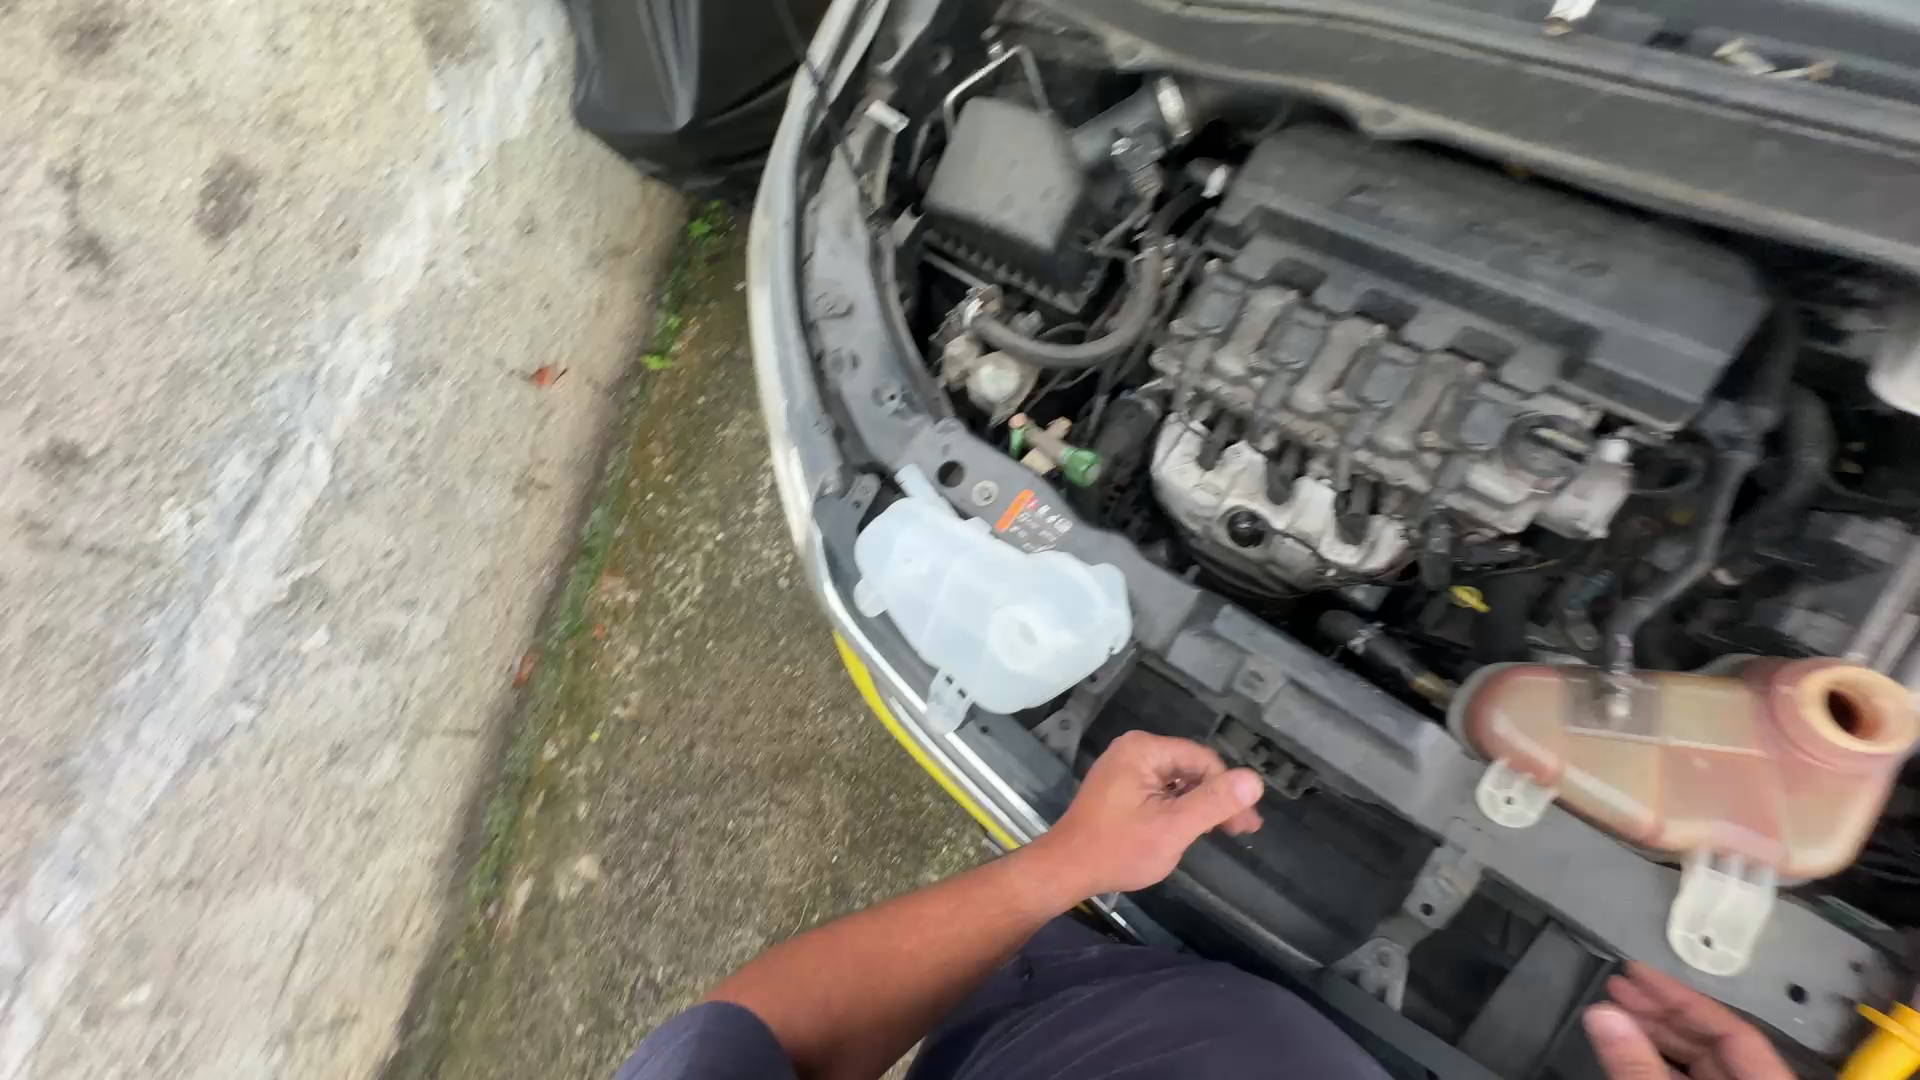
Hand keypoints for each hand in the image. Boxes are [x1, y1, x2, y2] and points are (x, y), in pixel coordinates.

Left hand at [1027, 731, 1263, 900]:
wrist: (1069, 867)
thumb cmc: (1119, 848)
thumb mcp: (1173, 827)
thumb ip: (1213, 802)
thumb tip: (1255, 779)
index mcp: (1144, 749)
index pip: (1203, 760)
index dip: (1229, 790)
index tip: (1247, 824)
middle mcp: (1134, 748)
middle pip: (1190, 767)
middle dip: (1217, 797)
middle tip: (1242, 831)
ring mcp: (1126, 765)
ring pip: (1178, 779)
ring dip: (1200, 803)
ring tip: (1224, 832)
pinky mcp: (1122, 784)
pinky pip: (1161, 787)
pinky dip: (1179, 806)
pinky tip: (1193, 826)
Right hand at [1584, 963, 1793, 1079]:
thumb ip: (1639, 1066)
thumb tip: (1600, 1010)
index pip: (1736, 1033)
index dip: (1684, 997)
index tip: (1634, 969)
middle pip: (1718, 1045)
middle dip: (1663, 1012)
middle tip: (1614, 987)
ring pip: (1705, 1064)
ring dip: (1657, 1034)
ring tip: (1614, 1011)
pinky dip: (1661, 1060)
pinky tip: (1631, 1046)